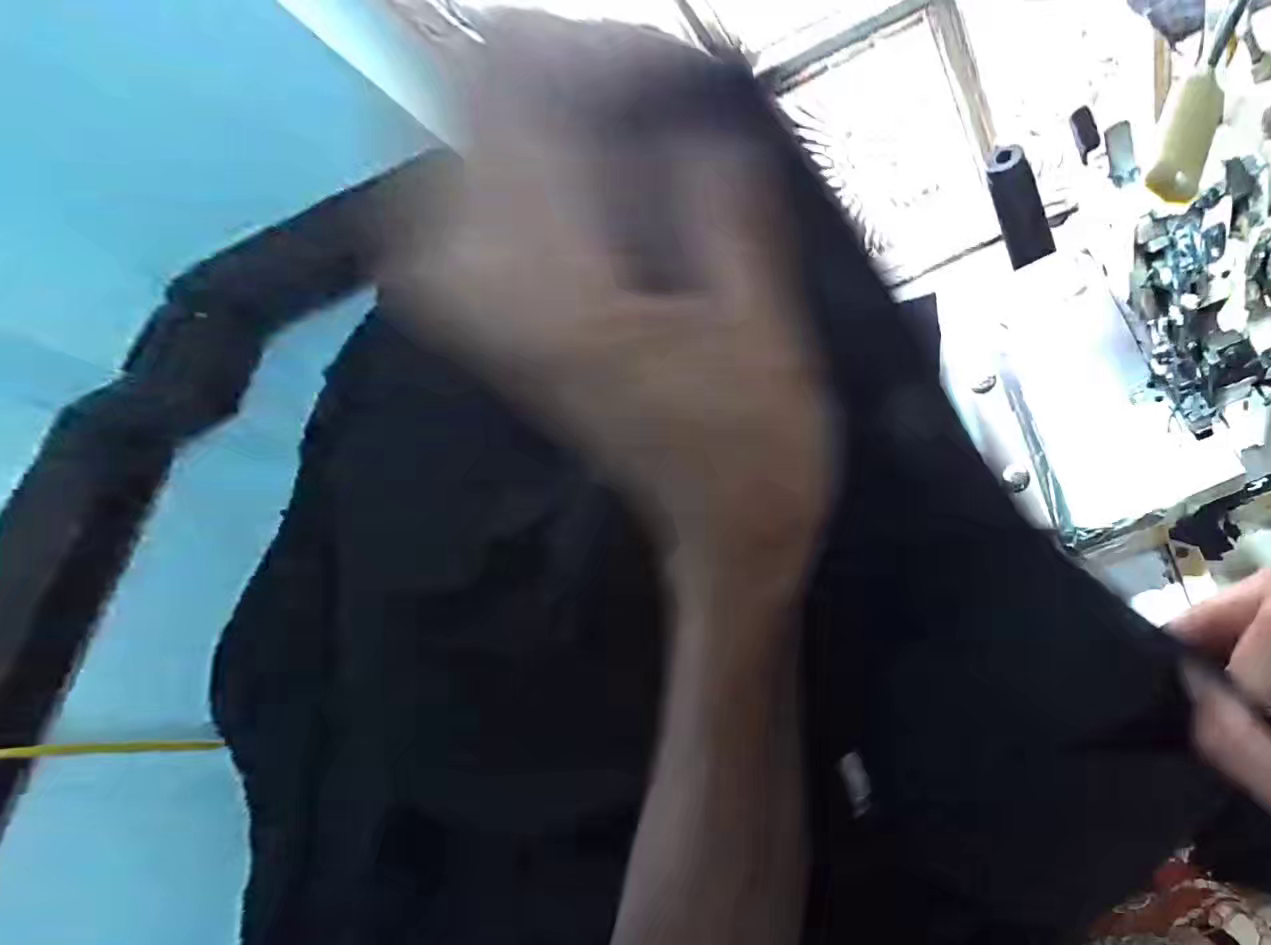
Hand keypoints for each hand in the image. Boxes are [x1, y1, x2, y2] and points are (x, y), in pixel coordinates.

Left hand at [395, 28, 833, 587]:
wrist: (729, 533)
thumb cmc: (762, 451)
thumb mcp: (766, 330)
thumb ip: (725, 205)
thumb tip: (702, 104)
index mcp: (549, 284)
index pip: (525, 79)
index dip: (614, 50)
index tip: (697, 80)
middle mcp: (473, 272)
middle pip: (481, 81)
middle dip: (591, 72)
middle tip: (685, 105)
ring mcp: (470, 287)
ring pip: (478, 118)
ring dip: (575, 108)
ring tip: (666, 134)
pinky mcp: (491, 299)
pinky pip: (486, 172)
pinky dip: (556, 150)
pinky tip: (624, 173)